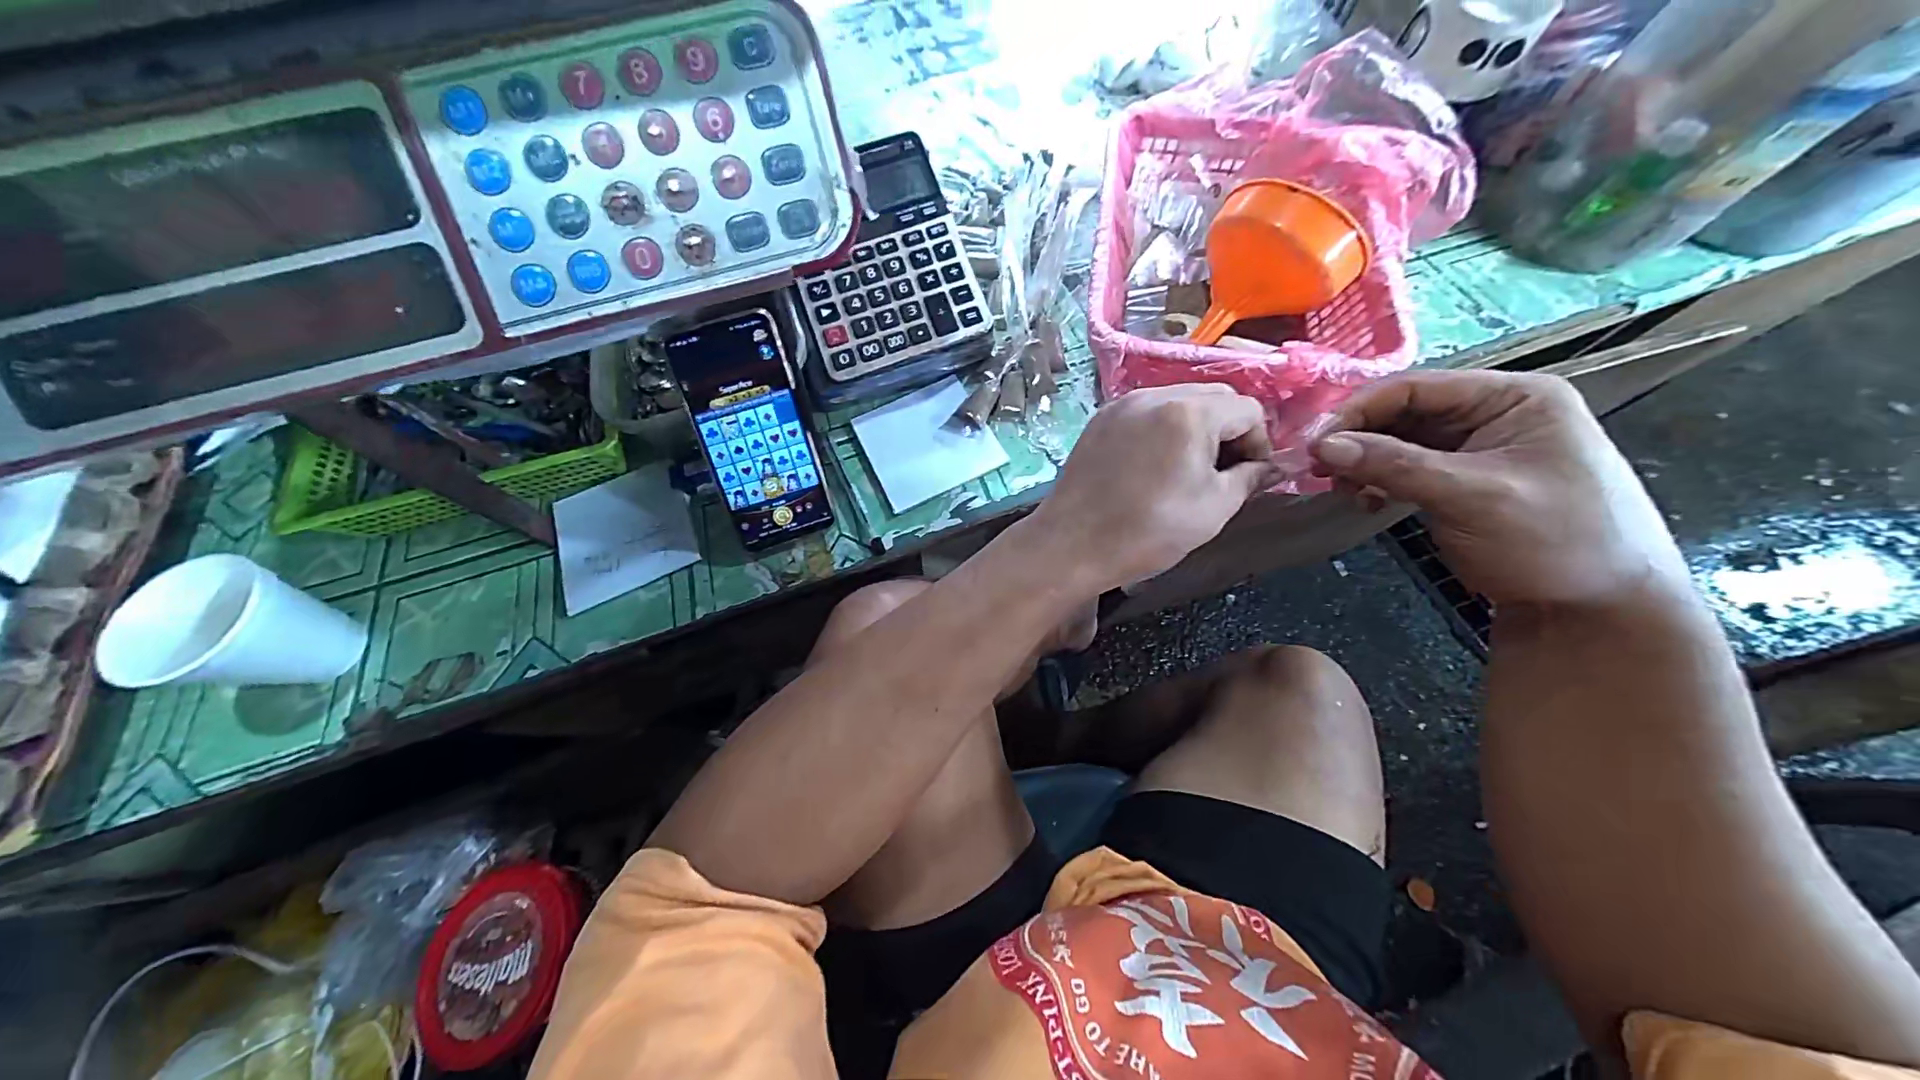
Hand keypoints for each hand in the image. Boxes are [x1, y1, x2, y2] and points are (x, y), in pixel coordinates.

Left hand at [1026, 384, 1274, 593]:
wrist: (1072, 545)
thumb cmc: (1148, 531)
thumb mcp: (1214, 508)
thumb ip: (1251, 478)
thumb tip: (1271, 467)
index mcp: (1189, 412)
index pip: (1248, 409)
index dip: (1259, 443)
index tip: (1250, 476)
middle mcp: (1154, 395)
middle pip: (1213, 397)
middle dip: (1230, 430)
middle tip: (1223, 473)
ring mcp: (1122, 405)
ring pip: (1179, 400)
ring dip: (1196, 427)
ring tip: (1188, 470)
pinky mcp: (1101, 420)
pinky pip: (1147, 412)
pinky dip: (1163, 429)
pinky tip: (1156, 465)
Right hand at [1309, 370, 1687, 607]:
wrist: (1598, 609)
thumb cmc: (1553, 540)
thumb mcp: (1471, 496)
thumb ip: (1395, 465)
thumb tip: (1322, 445)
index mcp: (1513, 397)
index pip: (1417, 387)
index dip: (1360, 410)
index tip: (1316, 442)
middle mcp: (1493, 414)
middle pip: (1404, 412)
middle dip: (1358, 437)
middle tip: (1317, 468)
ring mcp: (1476, 450)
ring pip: (1400, 441)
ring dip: (1364, 461)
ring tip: (1337, 486)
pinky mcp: (1461, 483)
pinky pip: (1406, 469)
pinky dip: (1378, 481)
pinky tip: (1363, 499)